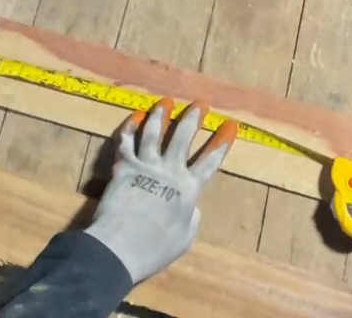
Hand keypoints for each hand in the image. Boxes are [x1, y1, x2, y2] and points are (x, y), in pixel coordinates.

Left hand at [84, 98, 236, 282]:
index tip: (231, 125)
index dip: (221, 143)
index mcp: (188, 189)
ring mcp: (147, 165)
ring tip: (166, 102)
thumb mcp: (184, 239)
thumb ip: (191, 218)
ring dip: (161, 115)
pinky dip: (131, 128)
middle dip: (193, 118)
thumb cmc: (154, 249)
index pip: (210, 161)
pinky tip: (134, 117)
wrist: (120, 248)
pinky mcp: (125, 166)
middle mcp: (170, 170)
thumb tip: (192, 206)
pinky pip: (127, 142)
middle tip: (200, 103)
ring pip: (155, 133)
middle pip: (183, 137)